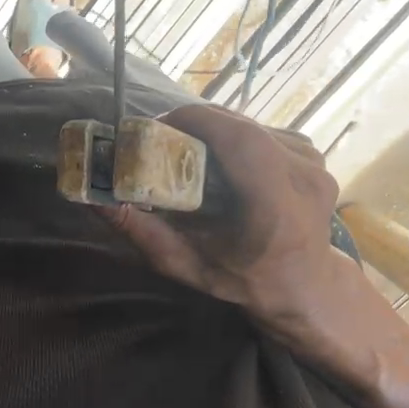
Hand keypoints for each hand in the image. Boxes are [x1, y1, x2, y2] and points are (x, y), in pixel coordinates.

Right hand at [101, 105, 356, 337]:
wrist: (307, 286)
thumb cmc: (244, 280)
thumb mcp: (185, 265)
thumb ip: (141, 232)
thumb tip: (95, 200)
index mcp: (279, 210)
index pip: (243, 142)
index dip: (197, 122)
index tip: (154, 128)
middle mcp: (304, 179)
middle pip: (239, 127)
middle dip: (191, 123)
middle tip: (155, 139)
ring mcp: (313, 162)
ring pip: (246, 124)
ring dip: (208, 129)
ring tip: (182, 150)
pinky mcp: (310, 152)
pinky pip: (258, 128)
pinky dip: (228, 134)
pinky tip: (215, 157)